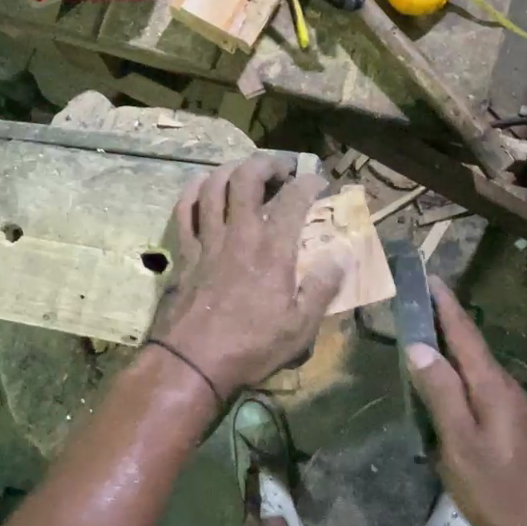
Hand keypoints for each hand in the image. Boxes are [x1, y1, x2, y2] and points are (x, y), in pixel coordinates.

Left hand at [148, 154, 342, 396]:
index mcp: (273, 250)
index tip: (318, 182)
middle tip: (281, 169)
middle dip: (267, 163)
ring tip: (245, 172)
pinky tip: (204, 186)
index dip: (309, 183)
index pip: (294, 200)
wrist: (192, 362)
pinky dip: (195, 190)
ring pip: (214, 185)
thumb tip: (341, 257)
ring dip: (231, 169)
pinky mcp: (185, 251)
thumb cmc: (251, 347)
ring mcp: (208, 239)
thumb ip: (322, 289)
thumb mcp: (300, 329)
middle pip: (247, 177)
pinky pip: (186, 209)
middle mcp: (240, 234)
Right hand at [405, 278, 526, 525]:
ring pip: (475, 368)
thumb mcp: (461, 443)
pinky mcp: (514, 426)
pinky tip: (444, 387)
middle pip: (470, 346)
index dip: (445, 304)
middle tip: (415, 302)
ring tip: (422, 338)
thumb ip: (441, 393)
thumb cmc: (500, 489)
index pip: (464, 333)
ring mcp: (513, 408)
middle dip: (444, 321)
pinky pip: (479, 387)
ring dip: (450, 349)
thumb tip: (419, 346)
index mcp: (491, 385)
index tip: (429, 275)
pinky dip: (458, 375)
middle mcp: (505, 387)